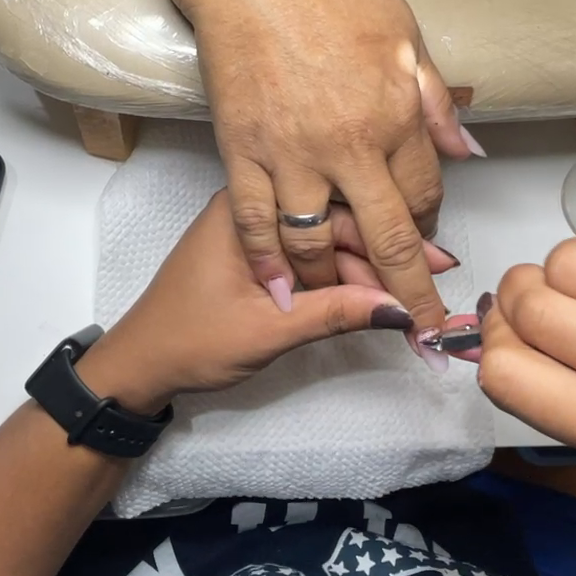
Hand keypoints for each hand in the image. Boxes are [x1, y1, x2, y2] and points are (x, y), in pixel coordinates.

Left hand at [75, 191, 460, 413]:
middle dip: (384, 264)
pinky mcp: (258, 257)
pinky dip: (340, 283)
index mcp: (247, 211)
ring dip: (366, 277)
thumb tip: (402, 308)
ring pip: (326, 246)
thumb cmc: (191, 340)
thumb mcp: (268, 329)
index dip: (388, 249)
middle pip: (335, 229)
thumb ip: (335, 313)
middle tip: (437, 285)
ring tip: (415, 300)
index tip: (434, 270)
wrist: (138, 364)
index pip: (335, 219)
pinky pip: (309, 261)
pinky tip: (374, 298)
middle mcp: (255, 210)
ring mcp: (257, 233)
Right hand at [173, 0, 475, 341]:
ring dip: (334, 282)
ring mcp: (290, 156)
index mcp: (396, 115)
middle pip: (387, 238)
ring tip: (345, 299)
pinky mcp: (241, 155)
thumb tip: (468, 150)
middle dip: (412, 291)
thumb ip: (434, 100)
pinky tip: (279, 289)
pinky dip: (267, 264)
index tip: (431, 247)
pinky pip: (255, 225)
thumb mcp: (404, 34)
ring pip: (316, 243)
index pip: (426, 194)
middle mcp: (349, 147)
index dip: (431, 228)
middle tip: (428, 330)